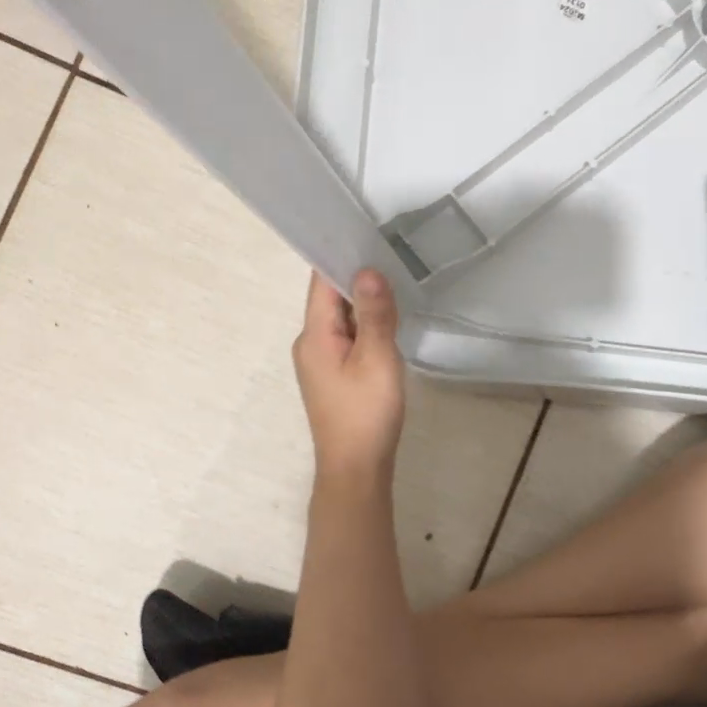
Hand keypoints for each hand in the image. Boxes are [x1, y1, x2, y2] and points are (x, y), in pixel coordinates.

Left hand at [294, 270, 405, 480]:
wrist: (356, 470)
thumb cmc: (365, 414)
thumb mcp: (377, 361)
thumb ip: (374, 315)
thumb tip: (369, 269)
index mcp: (313, 335)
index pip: (322, 281)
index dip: (344, 256)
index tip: (372, 236)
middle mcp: (309, 344)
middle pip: (330, 299)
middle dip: (359, 280)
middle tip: (395, 257)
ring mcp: (320, 363)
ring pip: (341, 322)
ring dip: (365, 307)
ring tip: (397, 289)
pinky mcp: (334, 380)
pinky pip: (348, 342)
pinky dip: (366, 331)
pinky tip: (388, 332)